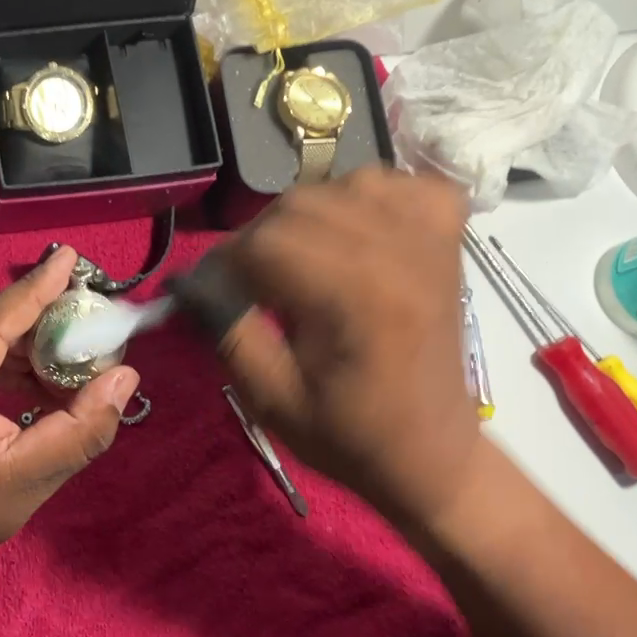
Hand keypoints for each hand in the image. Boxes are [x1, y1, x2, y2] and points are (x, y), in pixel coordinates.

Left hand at [0, 247, 140, 576]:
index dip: (32, 292)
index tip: (70, 259)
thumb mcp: (28, 481)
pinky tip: (36, 368)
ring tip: (68, 353)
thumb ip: (79, 430)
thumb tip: (125, 376)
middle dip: (35, 315)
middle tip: (87, 320)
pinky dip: (0, 348)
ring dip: (20, 333)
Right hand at [218, 168, 482, 531]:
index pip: (265, 242)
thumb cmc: (347, 434)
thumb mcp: (270, 397)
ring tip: (298, 261)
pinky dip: (364, 197)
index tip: (210, 292)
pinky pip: (395, 183)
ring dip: (305, 216)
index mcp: (357, 296)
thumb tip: (189, 285)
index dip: (224, 263)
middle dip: (259, 240)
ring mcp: (430, 235)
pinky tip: (352, 233)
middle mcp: (398, 251)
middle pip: (299, 204)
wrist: (429, 453)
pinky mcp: (447, 233)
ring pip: (341, 184)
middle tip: (250, 284)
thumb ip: (227, 330)